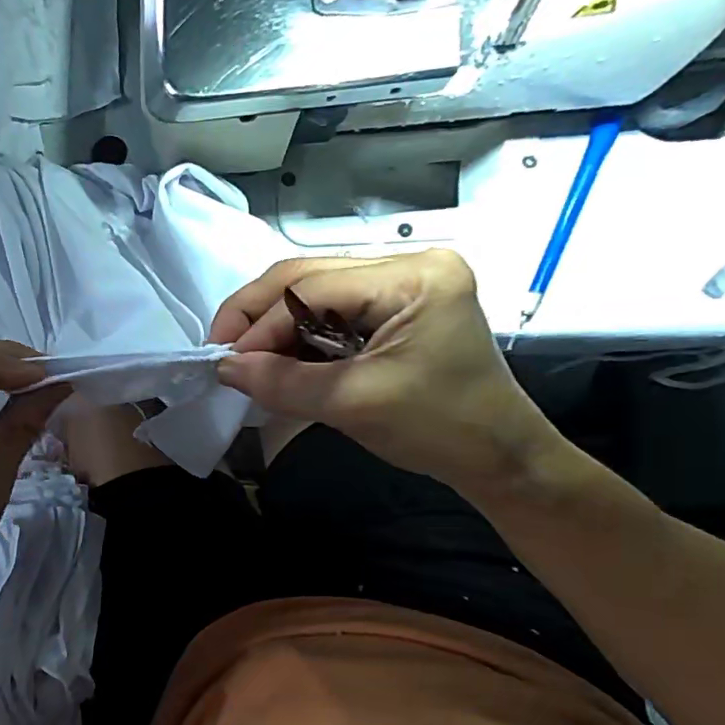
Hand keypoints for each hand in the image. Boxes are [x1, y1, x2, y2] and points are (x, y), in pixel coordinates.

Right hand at [210, 251, 563, 491]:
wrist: (502, 460)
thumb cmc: (443, 430)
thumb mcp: (355, 404)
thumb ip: (284, 382)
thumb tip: (224, 367)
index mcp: (415, 276)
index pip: (315, 288)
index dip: (262, 322)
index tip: (225, 359)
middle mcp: (408, 264)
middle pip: (309, 276)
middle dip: (259, 313)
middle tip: (222, 348)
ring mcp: (402, 283)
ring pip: (314, 292)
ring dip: (274, 325)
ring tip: (244, 358)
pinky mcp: (395, 306)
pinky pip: (331, 312)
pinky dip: (298, 336)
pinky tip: (275, 357)